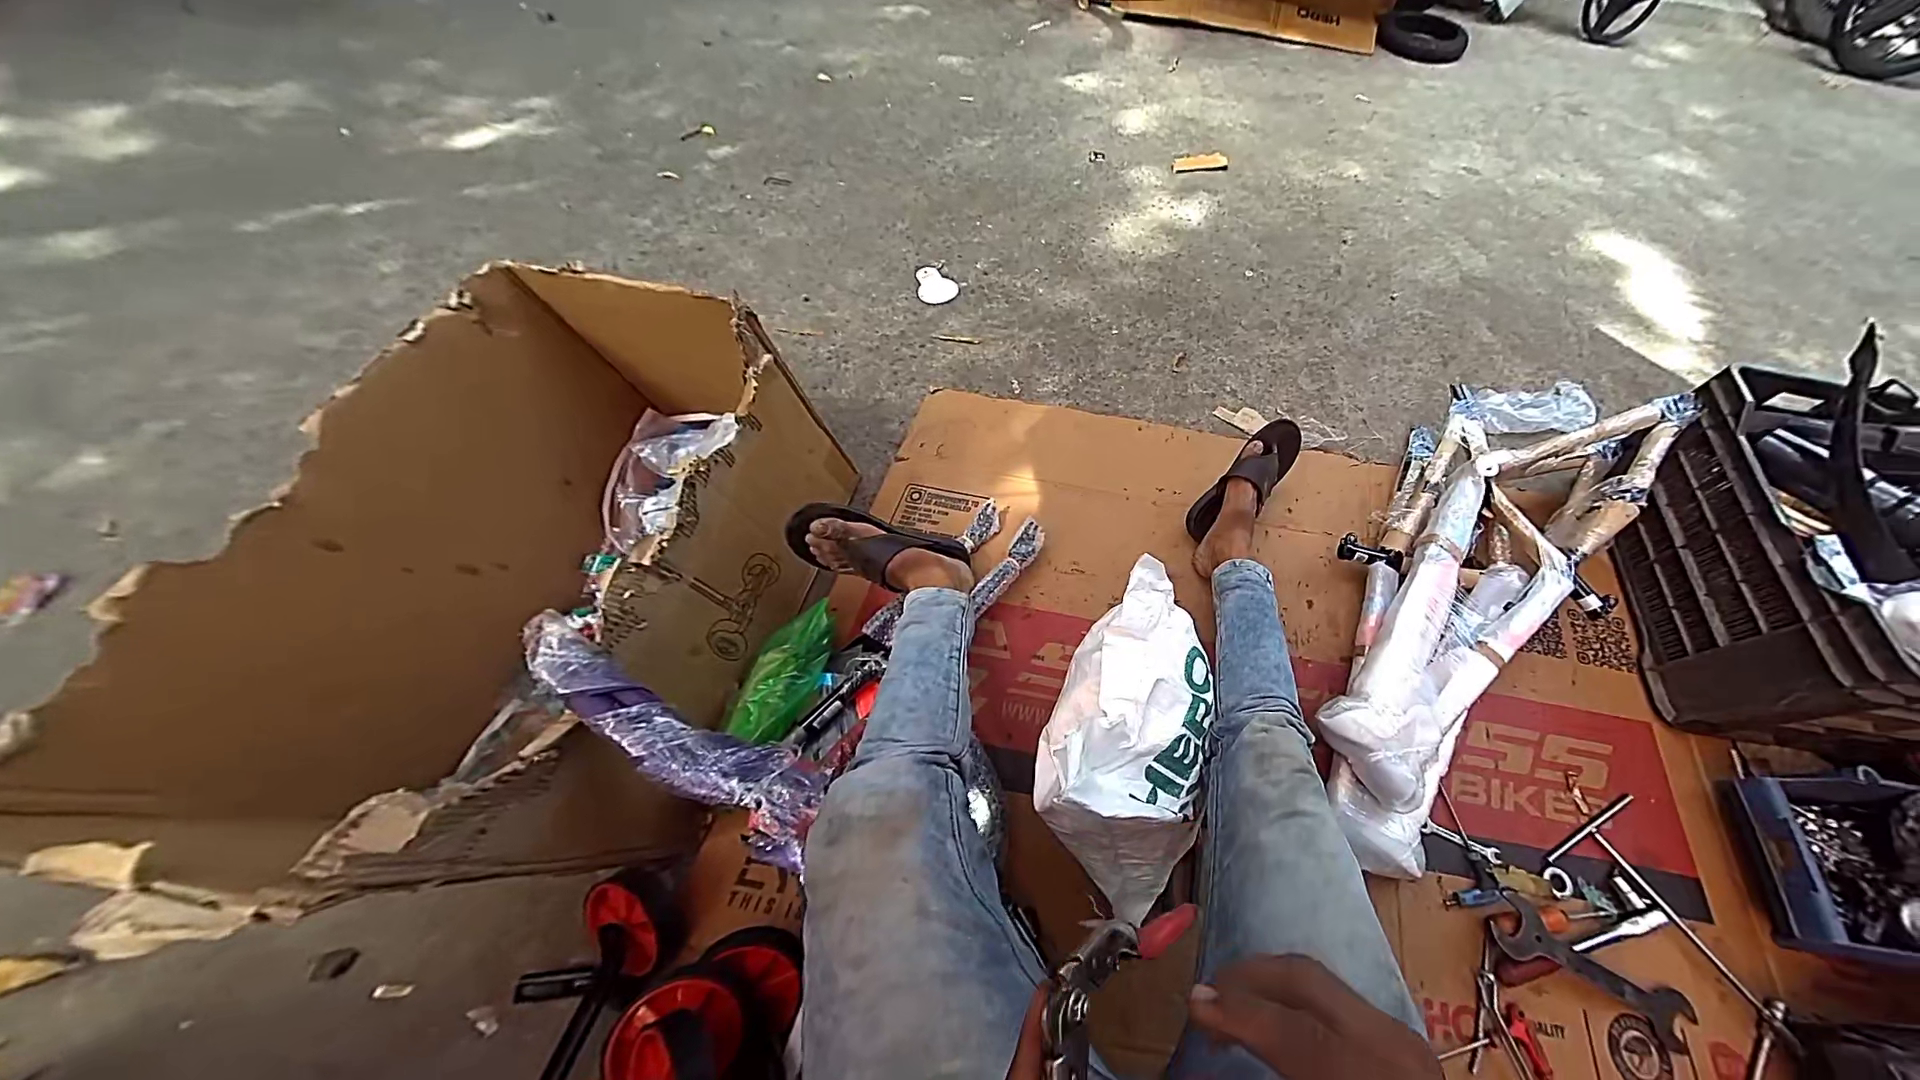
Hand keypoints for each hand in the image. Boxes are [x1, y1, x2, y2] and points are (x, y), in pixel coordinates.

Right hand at [1187, 955, 1441, 1079]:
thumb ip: (1266, 1068)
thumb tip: (1208, 1021)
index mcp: (1374, 1074)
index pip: (1296, 1030)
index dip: (1237, 1013)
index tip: (1194, 1004)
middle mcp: (1394, 1045)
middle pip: (1305, 978)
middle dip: (1245, 976)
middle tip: (1206, 993)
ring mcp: (1402, 1034)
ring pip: (1319, 976)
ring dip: (1266, 977)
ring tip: (1232, 998)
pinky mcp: (1403, 1035)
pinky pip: (1335, 994)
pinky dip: (1294, 992)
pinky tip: (1272, 1007)